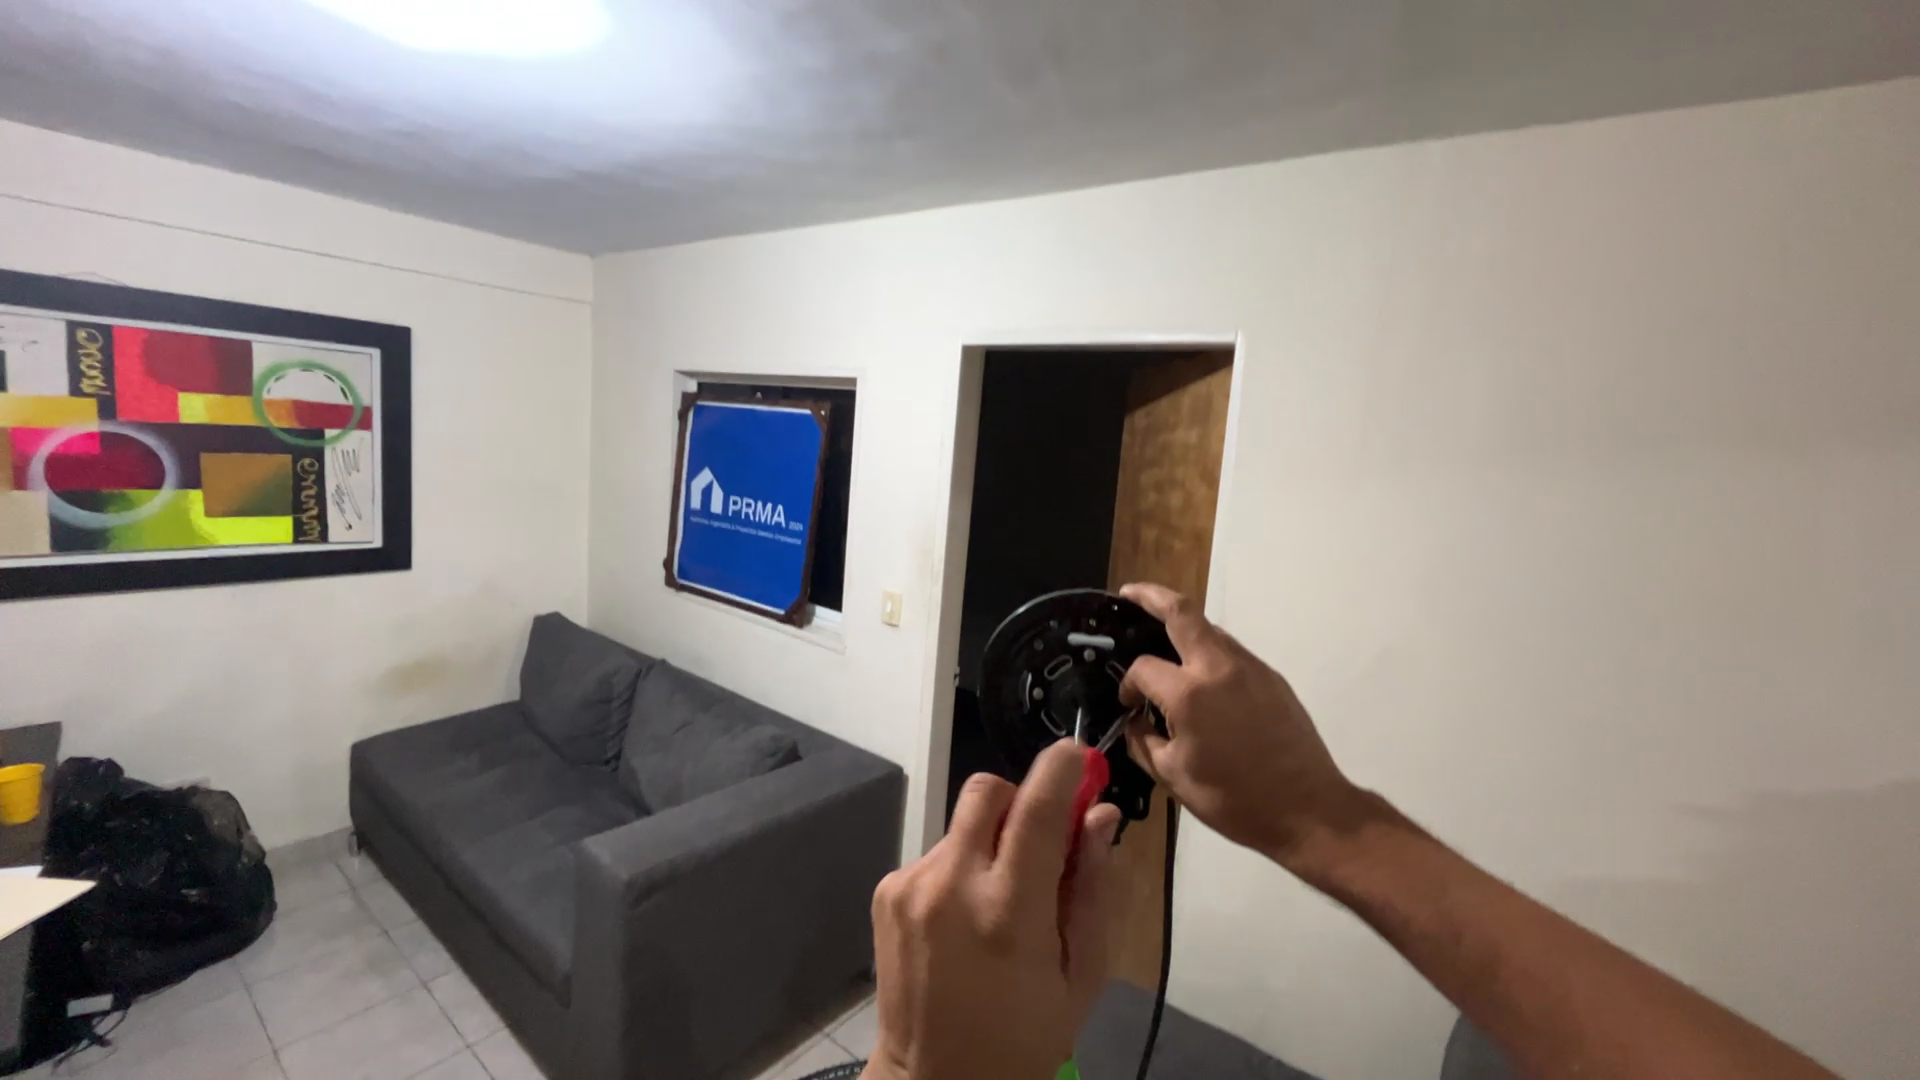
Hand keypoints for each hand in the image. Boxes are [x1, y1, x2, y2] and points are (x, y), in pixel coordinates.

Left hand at [861, 742, 1122, 1079]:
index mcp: (1009, 914)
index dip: (1062, 770)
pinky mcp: (887, 890)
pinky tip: (961, 919)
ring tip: (995, 902)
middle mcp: (952, 886)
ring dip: (988, 842)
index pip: (1037, 812)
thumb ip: (1094, 888)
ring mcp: (911, 885)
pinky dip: (958, 867)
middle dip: (1019, 799)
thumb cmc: (1024, 1036)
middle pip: (987, 791)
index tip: (1079, 754)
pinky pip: (936, 851)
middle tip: (1037, 841)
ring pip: (961, 823)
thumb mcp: (1082, 977)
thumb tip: (1101, 814)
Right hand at [1119, 582, 1363, 864]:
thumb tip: (1136, 720)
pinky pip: (1231, 652)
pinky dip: (1208, 651)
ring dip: (1183, 625)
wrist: (1309, 810)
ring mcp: (1249, 668)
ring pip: (1210, 629)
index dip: (1128, 684)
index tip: (1129, 705)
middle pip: (1181, 611)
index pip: (1143, 668)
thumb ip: (1143, 741)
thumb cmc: (1234, 800)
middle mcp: (1218, 668)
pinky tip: (1202, 676)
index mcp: (1188, 694)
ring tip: (1163, 638)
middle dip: (1150, 596)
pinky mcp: (1271, 678)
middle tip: (1129, 595)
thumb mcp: (1172, 777)